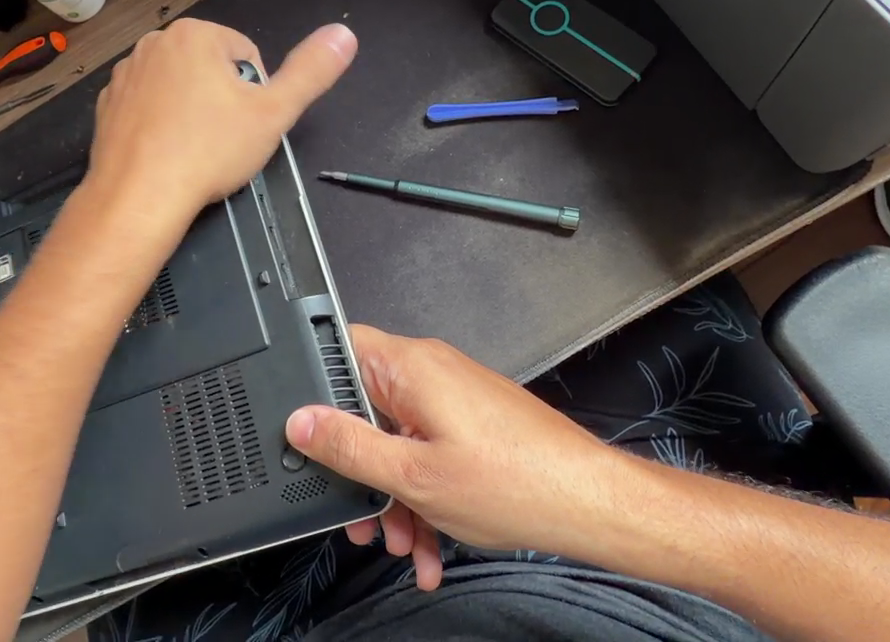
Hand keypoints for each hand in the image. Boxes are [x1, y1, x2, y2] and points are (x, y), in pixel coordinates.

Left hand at [87, 18, 355, 220]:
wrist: (139, 197)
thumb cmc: (207, 152)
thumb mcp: (274, 113)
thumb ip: (311, 71)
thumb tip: (344, 35)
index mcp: (196, 34)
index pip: (247, 56)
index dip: (255, 95)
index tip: (244, 123)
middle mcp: (155, 44)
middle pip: (212, 69)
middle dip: (222, 100)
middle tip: (222, 138)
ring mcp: (127, 73)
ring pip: (180, 88)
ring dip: (192, 112)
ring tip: (195, 148)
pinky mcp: (108, 104)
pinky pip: (150, 107)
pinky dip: (161, 125)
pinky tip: (169, 152)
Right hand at [285, 326, 624, 589]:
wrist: (587, 501)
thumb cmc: (518, 481)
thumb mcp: (413, 476)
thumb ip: (349, 447)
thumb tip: (302, 422)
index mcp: (410, 367)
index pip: (341, 347)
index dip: (315, 386)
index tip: (305, 428)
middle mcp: (430, 371)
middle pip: (367, 406)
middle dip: (361, 466)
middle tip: (361, 510)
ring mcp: (451, 395)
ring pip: (398, 437)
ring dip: (394, 493)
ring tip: (405, 540)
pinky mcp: (469, 420)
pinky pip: (427, 449)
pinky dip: (422, 492)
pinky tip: (429, 543)